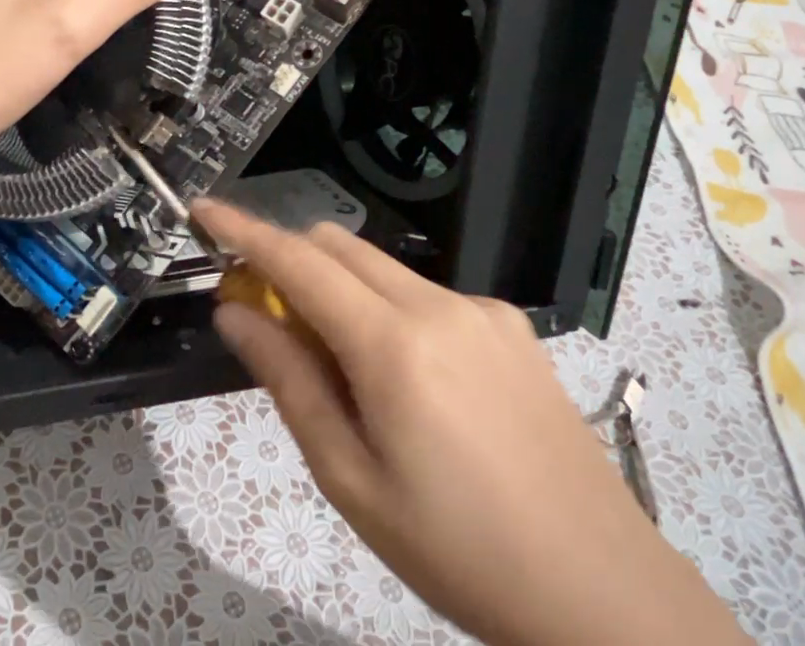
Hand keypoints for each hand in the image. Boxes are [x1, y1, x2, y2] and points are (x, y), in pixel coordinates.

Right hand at [198, 202, 749, 645]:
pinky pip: (425, 296)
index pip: (298, 261)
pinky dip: (383, 309)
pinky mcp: (515, 333)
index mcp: (394, 344)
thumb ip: (287, 379)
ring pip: (382, 269)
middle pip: (338, 247)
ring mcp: (487, 315)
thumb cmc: (454, 548)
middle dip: (285, 259)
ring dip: (335, 289)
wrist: (603, 595)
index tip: (201, 211)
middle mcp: (443, 307)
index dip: (242, 231)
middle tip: (258, 315)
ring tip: (335, 370)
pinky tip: (400, 382)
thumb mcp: (347, 475)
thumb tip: (233, 313)